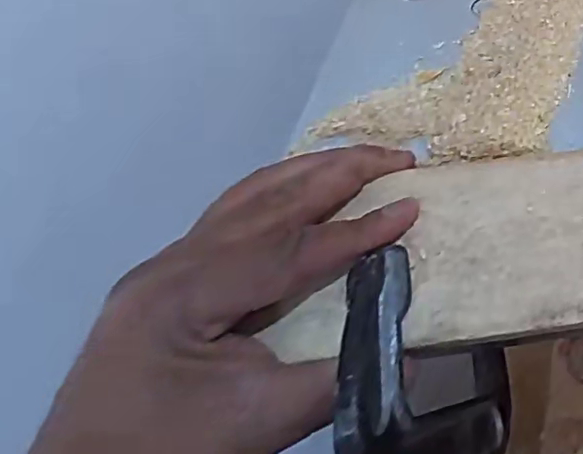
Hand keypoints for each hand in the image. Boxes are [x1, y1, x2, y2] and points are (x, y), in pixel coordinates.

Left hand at [30, 146, 420, 453]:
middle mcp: (173, 264)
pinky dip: (285, 185)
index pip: (291, 249)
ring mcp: (167, 264)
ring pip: (253, 192)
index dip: (359, 229)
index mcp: (185, 296)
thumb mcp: (258, 425)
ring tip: (368, 158)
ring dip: (316, 169)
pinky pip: (237, 208)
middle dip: (344, 171)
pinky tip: (311, 183)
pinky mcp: (171, 272)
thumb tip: (415, 355)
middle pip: (272, 199)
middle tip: (402, 159)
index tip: (413, 206)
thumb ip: (340, 378)